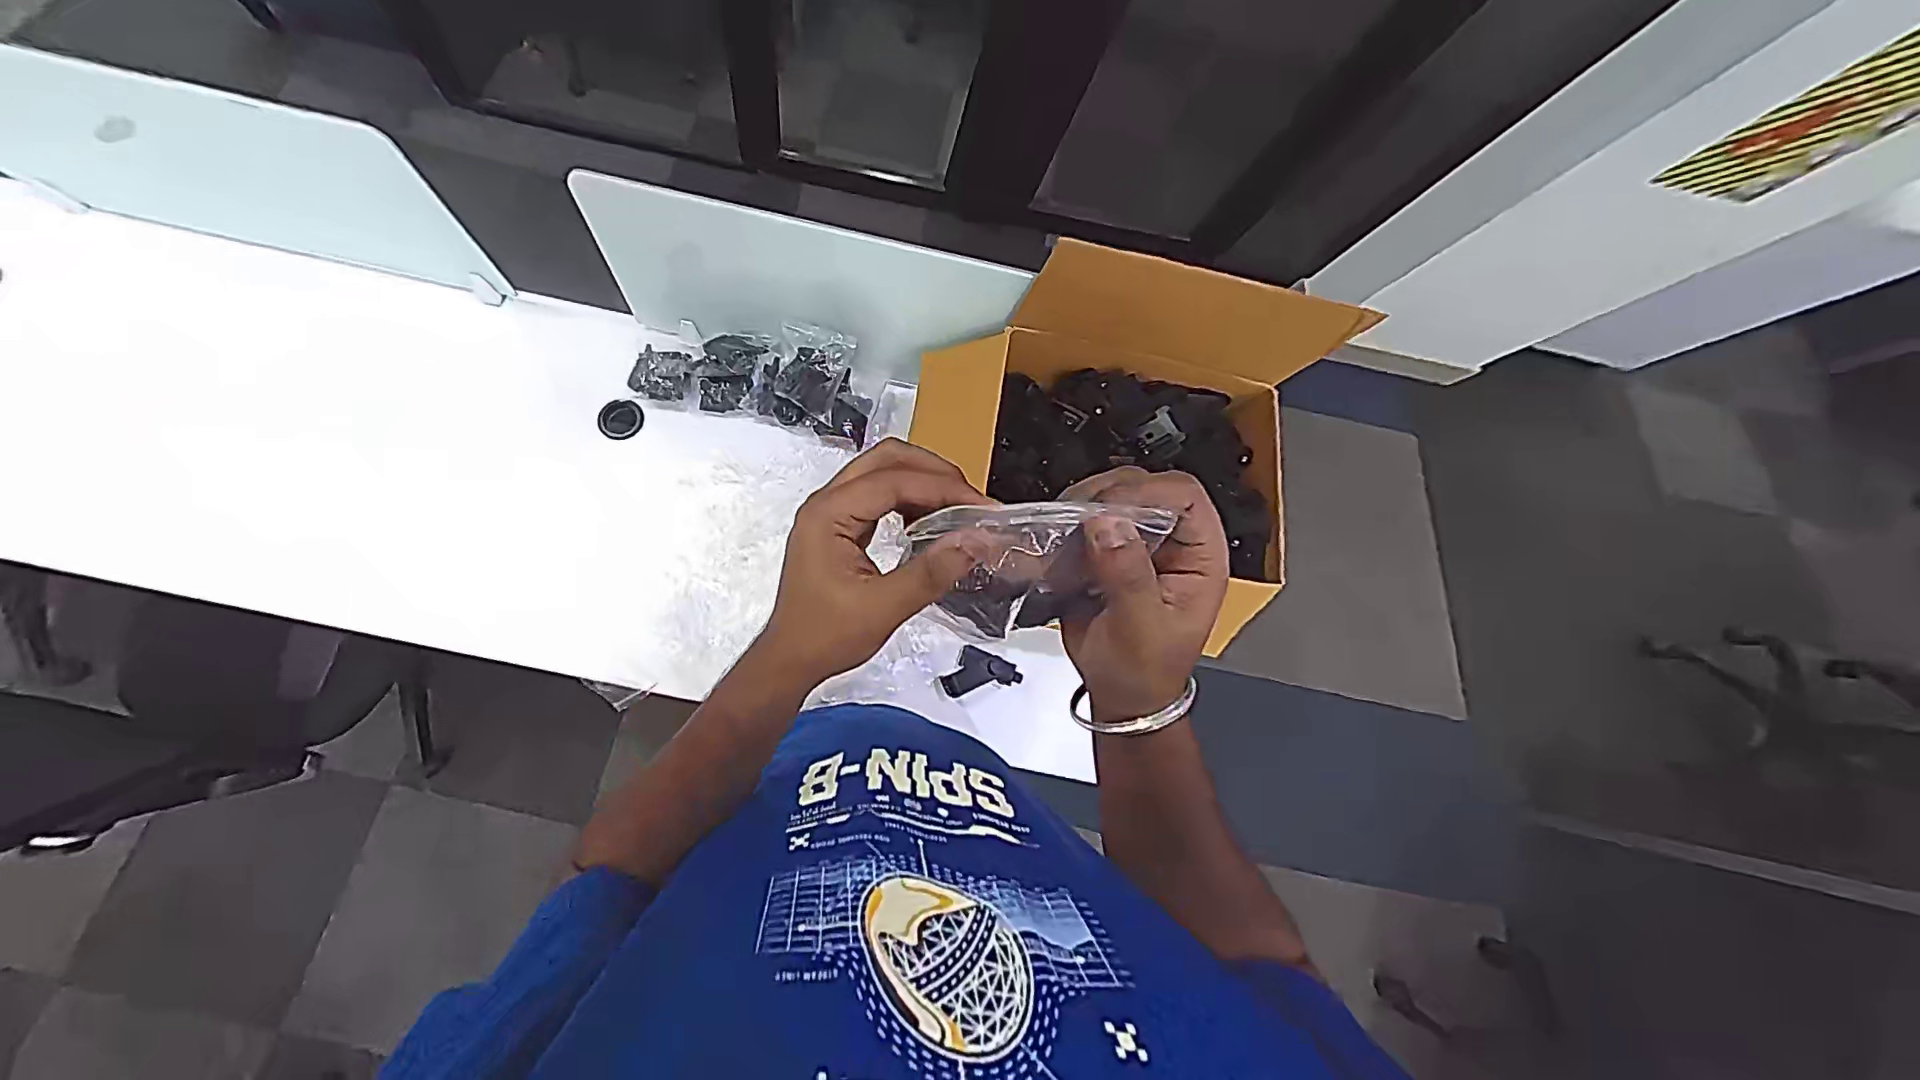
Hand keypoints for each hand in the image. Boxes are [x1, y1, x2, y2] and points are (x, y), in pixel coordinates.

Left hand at [753, 439, 994, 687]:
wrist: (792, 658)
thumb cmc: (823, 636)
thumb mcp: (883, 607)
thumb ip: (931, 572)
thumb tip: (974, 542)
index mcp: (828, 514)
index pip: (894, 480)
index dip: (943, 488)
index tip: (979, 506)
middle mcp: (827, 504)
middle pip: (887, 459)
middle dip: (934, 472)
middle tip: (970, 499)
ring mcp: (833, 513)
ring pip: (884, 472)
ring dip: (924, 483)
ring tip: (958, 509)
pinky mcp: (841, 526)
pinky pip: (880, 496)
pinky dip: (911, 500)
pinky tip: (932, 521)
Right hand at [1058, 467, 1228, 721]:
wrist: (1120, 694)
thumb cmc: (1144, 672)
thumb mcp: (1141, 629)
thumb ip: (1128, 577)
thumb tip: (1108, 526)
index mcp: (1200, 557)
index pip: (1185, 498)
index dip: (1147, 493)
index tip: (1107, 511)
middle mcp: (1172, 543)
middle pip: (1147, 486)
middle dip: (1108, 494)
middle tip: (1077, 516)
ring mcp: (1139, 544)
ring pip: (1114, 496)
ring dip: (1084, 506)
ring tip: (1064, 529)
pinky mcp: (1109, 550)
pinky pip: (1089, 519)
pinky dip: (1069, 523)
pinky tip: (1058, 541)